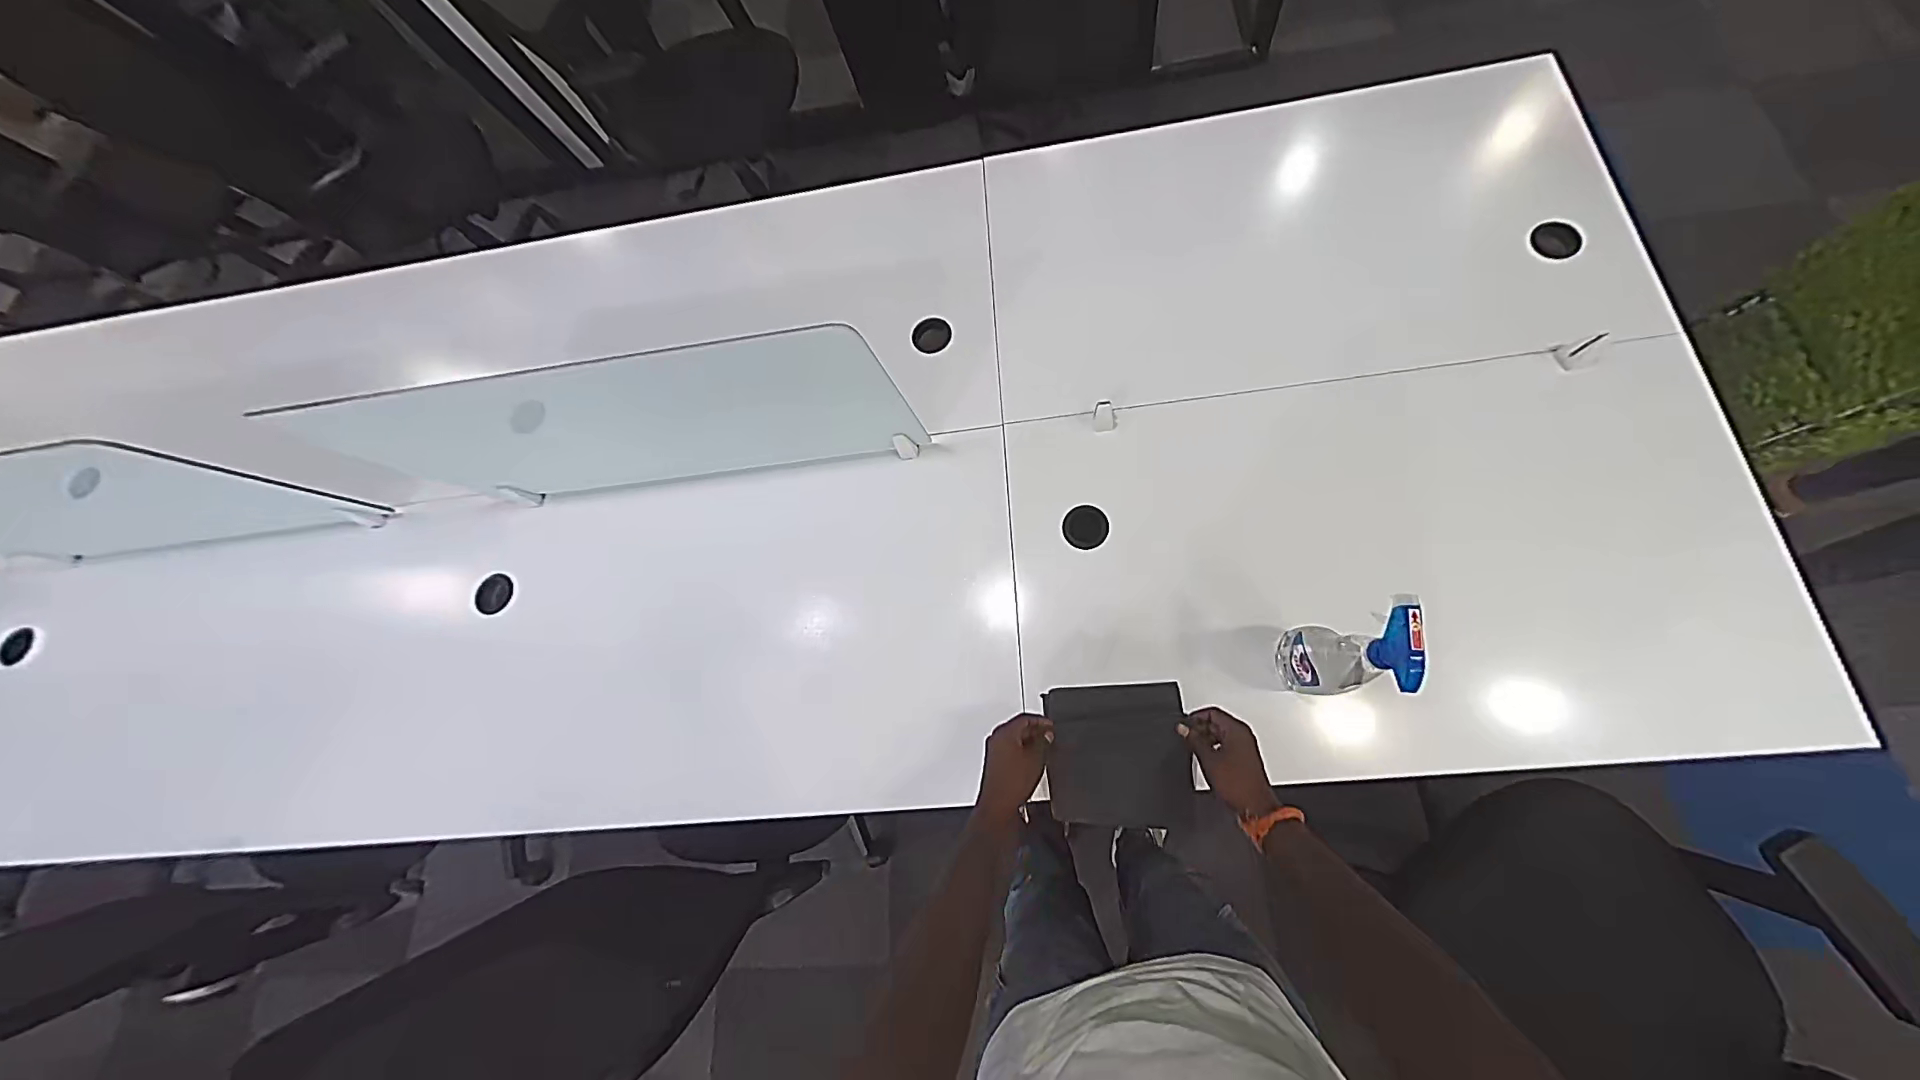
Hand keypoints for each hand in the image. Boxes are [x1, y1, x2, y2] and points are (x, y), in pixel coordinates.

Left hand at [975, 713, 1053, 823]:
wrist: (998, 805)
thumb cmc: (1012, 783)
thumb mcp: (1036, 758)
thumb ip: (1043, 741)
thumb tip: (1046, 734)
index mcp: (1004, 733)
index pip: (1024, 718)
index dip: (1040, 720)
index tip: (1050, 724)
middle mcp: (996, 739)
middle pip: (1018, 727)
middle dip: (1034, 730)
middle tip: (1048, 733)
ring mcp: (994, 751)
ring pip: (1014, 738)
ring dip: (1028, 740)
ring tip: (1043, 746)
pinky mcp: (994, 762)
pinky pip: (1010, 749)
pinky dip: (1022, 749)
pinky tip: (1032, 759)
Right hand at [1180, 707, 1280, 818]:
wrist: (1255, 806)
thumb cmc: (1238, 784)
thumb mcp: (1208, 759)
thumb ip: (1193, 740)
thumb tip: (1183, 728)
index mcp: (1236, 730)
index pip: (1212, 712)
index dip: (1195, 717)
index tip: (1184, 726)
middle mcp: (1243, 735)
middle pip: (1217, 722)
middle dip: (1200, 729)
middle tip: (1187, 737)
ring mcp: (1245, 747)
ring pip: (1221, 734)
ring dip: (1206, 739)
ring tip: (1194, 749)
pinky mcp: (1244, 758)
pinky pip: (1226, 745)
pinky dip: (1214, 748)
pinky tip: (1206, 759)